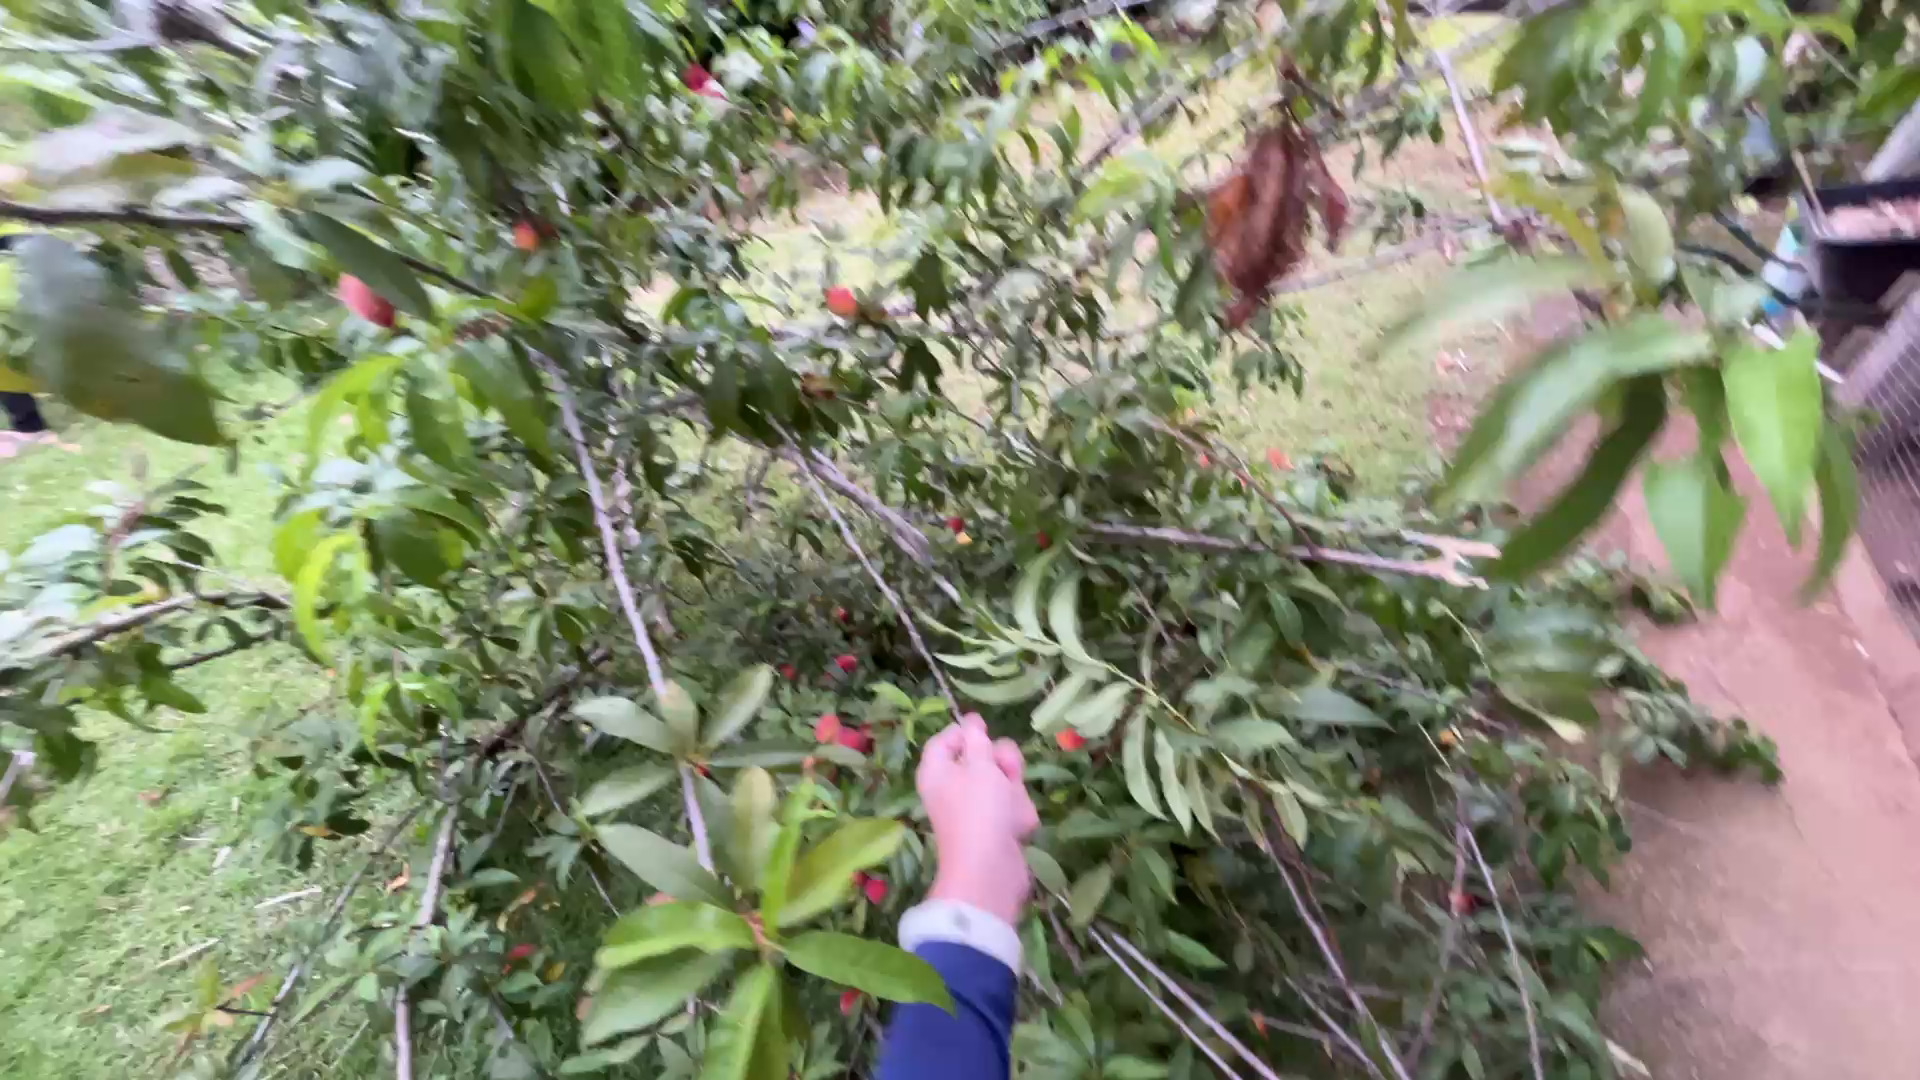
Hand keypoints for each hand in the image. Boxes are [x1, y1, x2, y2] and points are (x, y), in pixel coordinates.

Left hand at [916, 712, 1039, 924]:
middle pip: (981, 759)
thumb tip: (970, 721)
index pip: (945, 740)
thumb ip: (977, 739)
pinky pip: (1010, 808)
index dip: (965, 732)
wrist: (990, 871)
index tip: (986, 731)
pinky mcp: (995, 829)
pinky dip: (1017, 815)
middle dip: (1002, 763)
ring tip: (1012, 808)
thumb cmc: (979, 810)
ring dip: (1014, 791)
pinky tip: (1017, 827)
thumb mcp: (980, 764)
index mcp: (937, 770)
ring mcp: (975, 810)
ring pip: (1003, 782)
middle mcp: (952, 788)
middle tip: (1009, 771)